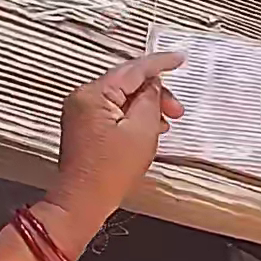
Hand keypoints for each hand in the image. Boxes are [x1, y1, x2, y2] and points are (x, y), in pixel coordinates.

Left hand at [48, 53, 185, 226]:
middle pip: (128, 83)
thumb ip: (151, 100)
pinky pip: (113, 110)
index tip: (179, 59)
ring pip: (122, 97)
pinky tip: (148, 129)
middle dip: (155, 94)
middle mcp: (83, 98)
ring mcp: (81, 111)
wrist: (84, 202)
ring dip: (146, 107)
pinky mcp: (84, 125)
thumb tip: (154, 85)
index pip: (134, 70)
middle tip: (176, 110)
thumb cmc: (110, 171)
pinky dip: (133, 116)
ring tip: (164, 123)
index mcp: (94, 95)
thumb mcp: (142, 131)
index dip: (160, 63)